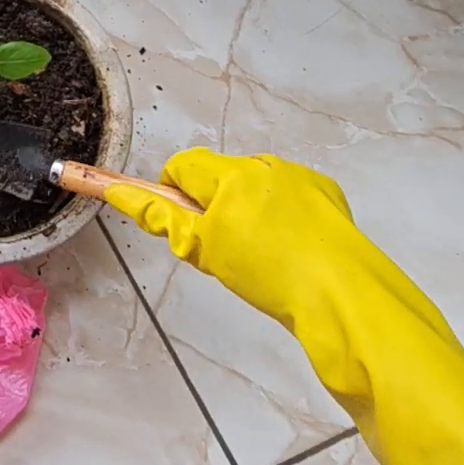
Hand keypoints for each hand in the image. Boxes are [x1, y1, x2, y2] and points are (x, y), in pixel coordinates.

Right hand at [103, 147, 455, 340]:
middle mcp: (265, 164)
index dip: (174, 193)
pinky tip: (291, 246)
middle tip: (222, 247)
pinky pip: (288, 195)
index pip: (181, 165)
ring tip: (260, 253)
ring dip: (246, 208)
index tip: (187, 228)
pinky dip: (280, 214)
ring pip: (253, 185)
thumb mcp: (203, 248)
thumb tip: (116, 190)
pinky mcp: (329, 196)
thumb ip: (158, 215)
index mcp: (231, 172)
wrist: (346, 300)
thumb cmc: (266, 272)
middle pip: (218, 174)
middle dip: (211, 203)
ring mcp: (301, 178)